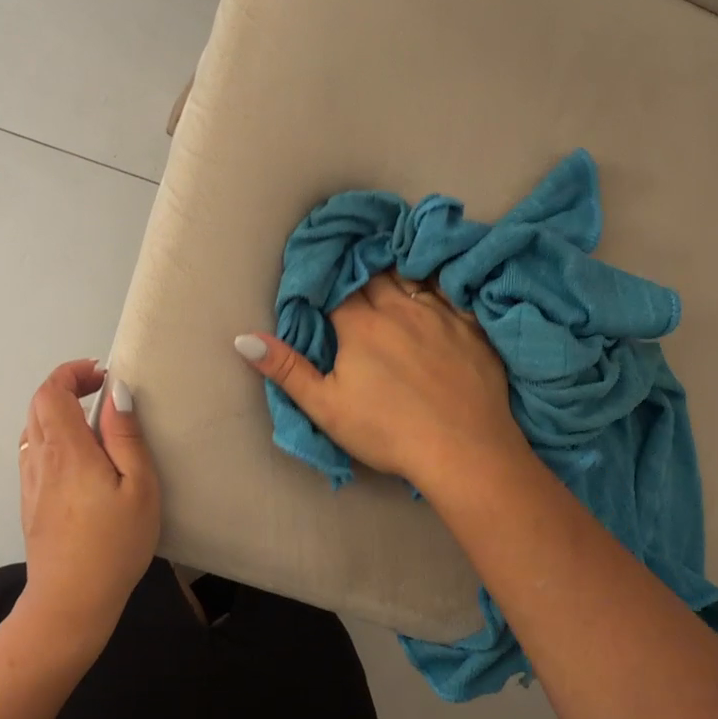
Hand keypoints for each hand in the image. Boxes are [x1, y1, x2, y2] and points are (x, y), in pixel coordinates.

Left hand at [16, 360, 159, 653]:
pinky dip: (50, 436)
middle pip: (37, 403)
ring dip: (56, 411)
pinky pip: (32, 451)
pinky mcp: (29, 501)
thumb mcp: (139, 488)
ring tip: (91, 422)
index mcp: (67, 448)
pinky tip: (76, 457)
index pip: (51, 390)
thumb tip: (116, 392)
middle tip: (100, 392)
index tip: (101, 374)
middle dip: (65, 386)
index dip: (72, 372)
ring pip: (32, 427)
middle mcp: (40, 458)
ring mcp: (30, 480)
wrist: (69, 600)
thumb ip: (125, 436)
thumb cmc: (113, 544)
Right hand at [236, 273, 533, 499]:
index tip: (318, 283)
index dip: (325, 284)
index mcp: (360, 326)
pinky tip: (433, 284)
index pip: (336, 290)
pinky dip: (436, 283)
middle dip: (357, 271)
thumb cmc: (387, 432)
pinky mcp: (472, 329)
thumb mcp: (325, 406)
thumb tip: (244, 338)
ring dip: (394, 271)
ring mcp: (440, 316)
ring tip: (385, 266)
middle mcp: (399, 310)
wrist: (465, 452)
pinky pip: (452, 292)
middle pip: (373, 276)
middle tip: (348, 270)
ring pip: (411, 278)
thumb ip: (285, 369)